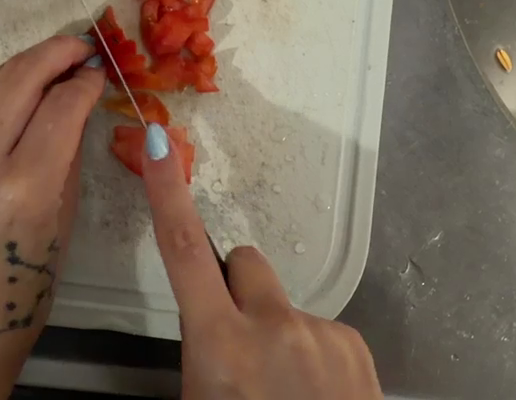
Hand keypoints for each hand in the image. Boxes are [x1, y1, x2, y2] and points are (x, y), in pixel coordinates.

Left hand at [0, 35, 105, 399]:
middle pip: (21, 76)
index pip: (63, 105)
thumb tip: (79, 108)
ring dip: (28, 62)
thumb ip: (68, 160)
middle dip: (57, 50)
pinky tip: (25, 94)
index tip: (102, 72)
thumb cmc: (16, 299)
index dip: (87, 82)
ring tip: (58, 57)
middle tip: (84, 46)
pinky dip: (4, 91)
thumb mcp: (60, 228)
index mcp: (23, 187)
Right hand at [141, 139, 382, 398]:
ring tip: (285, 393)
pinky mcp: (356, 345)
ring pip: (283, 305)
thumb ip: (204, 356)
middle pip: (244, 263)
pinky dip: (313, 354)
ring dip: (278, 333)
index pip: (183, 250)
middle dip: (236, 290)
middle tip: (239, 347)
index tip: (158, 142)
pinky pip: (320, 328)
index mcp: (221, 347)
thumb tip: (211, 332)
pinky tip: (315, 398)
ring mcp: (320, 333)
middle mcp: (272, 327)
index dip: (166, 192)